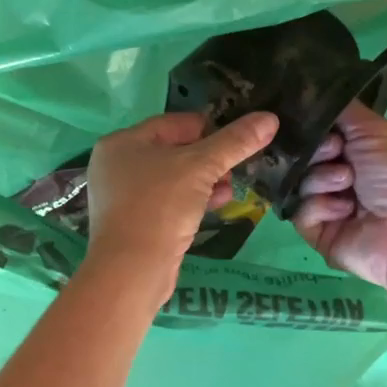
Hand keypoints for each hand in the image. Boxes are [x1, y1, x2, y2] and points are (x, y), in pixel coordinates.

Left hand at [85, 110, 278, 286]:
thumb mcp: (201, 168)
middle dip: (210, 159)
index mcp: (122, 142)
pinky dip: (192, 200)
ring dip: (205, 180)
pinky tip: (218, 204)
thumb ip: (234, 142)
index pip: (174, 123)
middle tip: (238, 167)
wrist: (131, 269)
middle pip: (173, 150)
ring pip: (172, 178)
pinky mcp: (134, 222)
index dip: (210, 128)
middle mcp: (116, 164)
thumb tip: (269, 118)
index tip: (240, 140)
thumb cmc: (160, 206)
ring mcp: (122, 195)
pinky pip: (167, 202)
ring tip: (232, 187)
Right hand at [293, 102, 386, 287]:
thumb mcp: (375, 130)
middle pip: (301, 158)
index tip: (325, 128)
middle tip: (338, 156)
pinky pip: (298, 212)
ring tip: (347, 185)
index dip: (313, 129)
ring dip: (322, 180)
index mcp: (355, 154)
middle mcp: (338, 179)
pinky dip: (319, 207)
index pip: (315, 136)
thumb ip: (342, 109)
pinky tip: (344, 210)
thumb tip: (309, 88)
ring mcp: (326, 208)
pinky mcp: (317, 234)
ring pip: (297, 183)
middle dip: (317, 153)